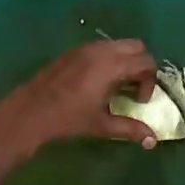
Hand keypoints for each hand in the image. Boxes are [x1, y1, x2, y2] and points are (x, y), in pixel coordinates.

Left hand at [0, 39, 159, 155]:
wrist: (31, 111)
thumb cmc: (68, 119)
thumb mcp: (102, 125)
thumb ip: (130, 129)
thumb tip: (153, 141)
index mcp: (112, 66)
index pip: (146, 62)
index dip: (150, 81)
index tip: (139, 100)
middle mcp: (102, 50)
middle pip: (137, 46)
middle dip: (141, 65)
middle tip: (133, 88)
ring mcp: (86, 47)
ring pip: (119, 44)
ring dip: (125, 60)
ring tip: (116, 85)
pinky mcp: (74, 50)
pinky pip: (102, 46)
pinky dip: (110, 58)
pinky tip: (98, 81)